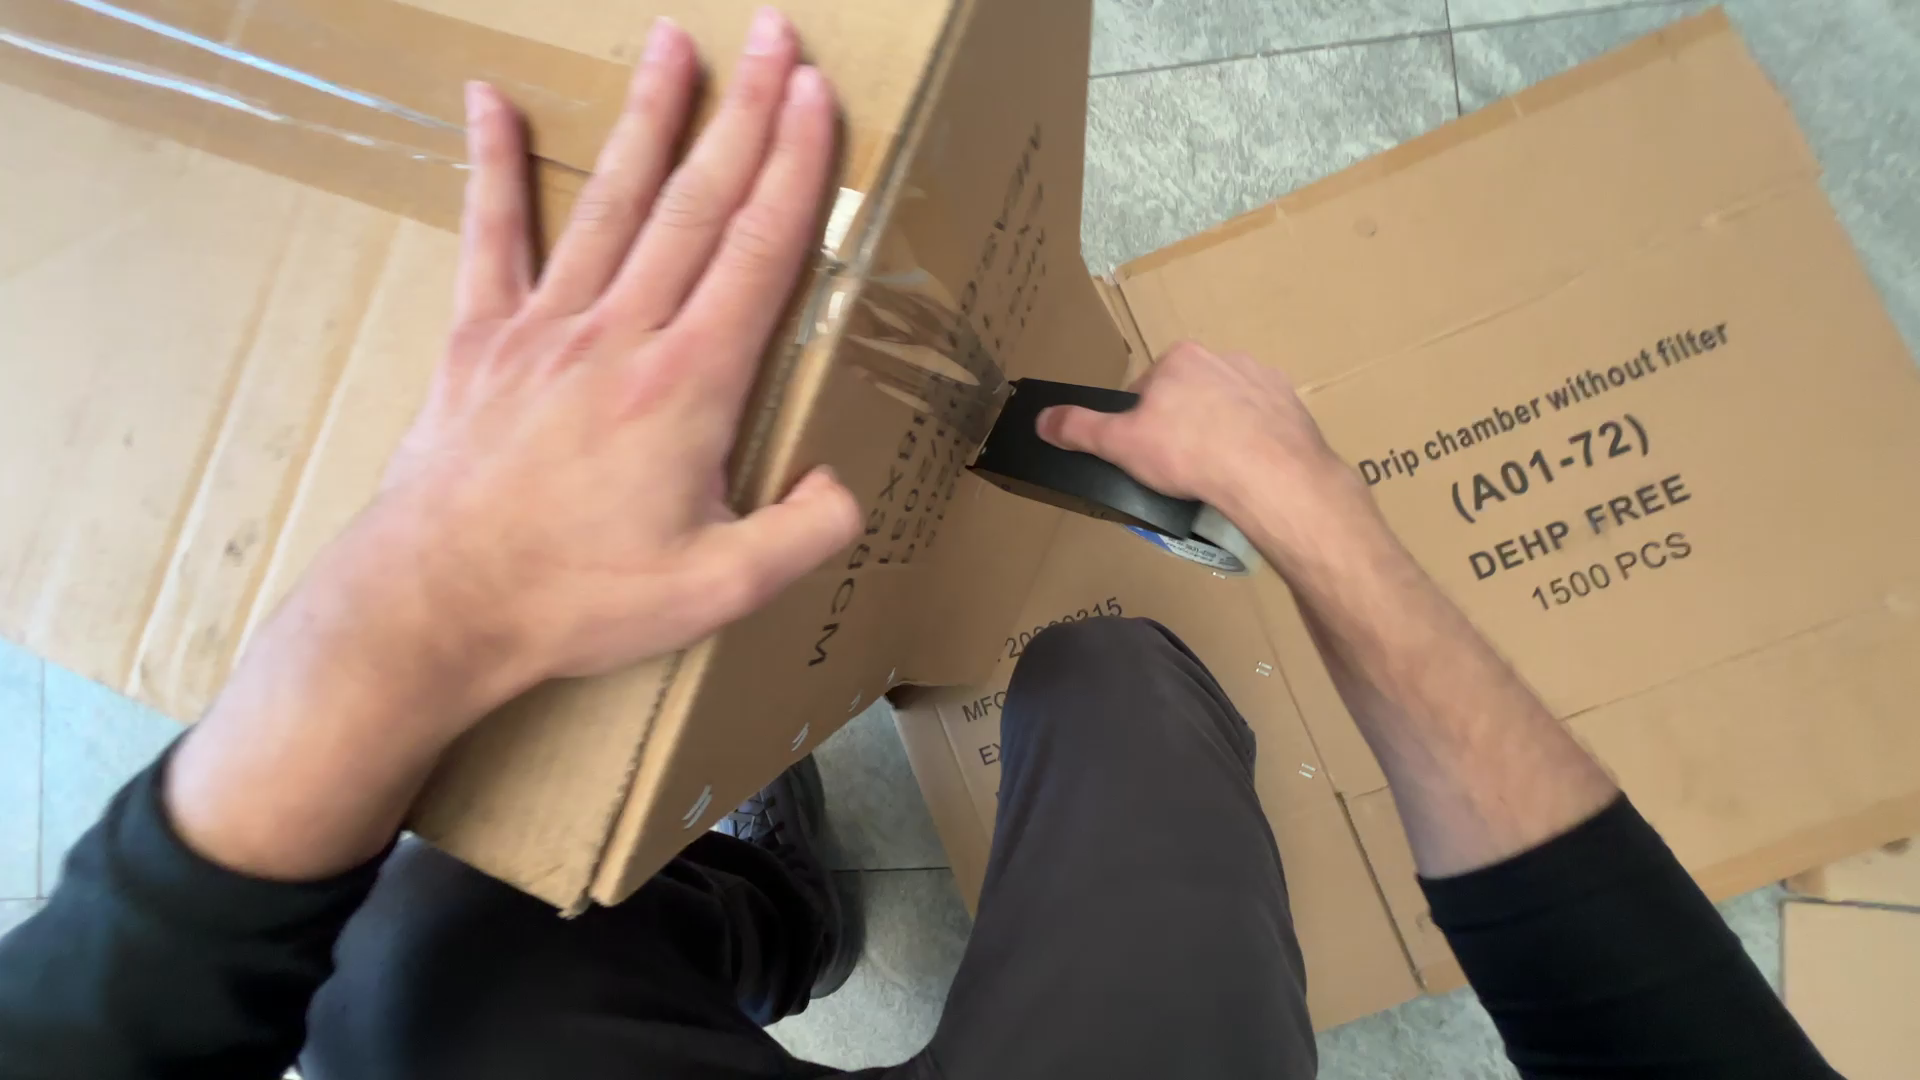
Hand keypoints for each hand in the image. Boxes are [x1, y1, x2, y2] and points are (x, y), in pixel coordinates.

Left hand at [166, 10, 860, 880]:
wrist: (436, 608)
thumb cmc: (583, 597)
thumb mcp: (724, 588)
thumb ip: (806, 532)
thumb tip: (845, 485)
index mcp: (688, 386)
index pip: (756, 255)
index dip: (794, 172)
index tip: (816, 99)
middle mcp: (621, 335)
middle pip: (695, 205)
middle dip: (744, 116)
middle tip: (773, 35)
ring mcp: (543, 328)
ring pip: (611, 203)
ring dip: (650, 119)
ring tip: (675, 45)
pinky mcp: (480, 343)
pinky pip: (491, 238)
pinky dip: (494, 169)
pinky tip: (493, 105)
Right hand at [1035, 342, 1377, 571]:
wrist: (1268, 472)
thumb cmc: (1187, 452)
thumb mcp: (1119, 444)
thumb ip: (1079, 429)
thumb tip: (1042, 419)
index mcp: (1178, 359)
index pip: (1146, 388)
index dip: (1139, 421)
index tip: (1144, 450)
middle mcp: (1220, 357)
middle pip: (1186, 393)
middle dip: (1179, 422)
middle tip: (1176, 463)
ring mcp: (1260, 378)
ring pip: (1224, 404)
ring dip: (1215, 428)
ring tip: (1213, 468)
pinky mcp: (1289, 402)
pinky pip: (1260, 418)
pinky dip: (1251, 436)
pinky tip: (1245, 465)